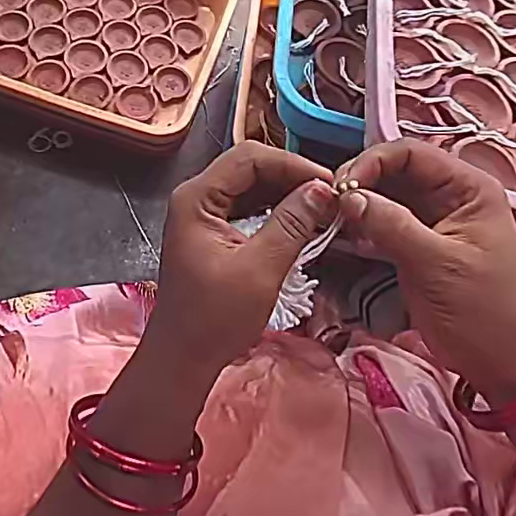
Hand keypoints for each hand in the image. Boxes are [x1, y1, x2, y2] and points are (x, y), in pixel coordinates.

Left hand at [144, 143, 336, 384]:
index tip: (328, 182)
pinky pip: (249, 208)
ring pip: (252, 187)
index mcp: (196, 198)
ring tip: (323, 207)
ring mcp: (204, 213)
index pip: (248, 158)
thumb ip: (291, 225)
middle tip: (331, 195)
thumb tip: (322, 190)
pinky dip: (276, 212)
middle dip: (292, 178)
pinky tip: (303, 221)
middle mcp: (196, 197)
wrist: (184, 356)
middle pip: (250, 168)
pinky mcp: (214, 231)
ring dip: (287, 194)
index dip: (292, 165)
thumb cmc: (213, 318)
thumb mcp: (259, 270)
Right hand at [337, 140, 515, 403]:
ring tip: (334, 221)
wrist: (510, 366)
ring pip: (383, 195)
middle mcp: (448, 196)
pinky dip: (361, 226)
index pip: (410, 153)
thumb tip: (347, 196)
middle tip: (330, 205)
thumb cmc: (488, 312)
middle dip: (359, 183)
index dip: (371, 161)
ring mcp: (431, 220)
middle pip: (392, 170)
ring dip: (357, 205)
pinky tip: (345, 237)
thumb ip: (392, 225)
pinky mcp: (415, 244)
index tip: (341, 187)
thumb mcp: (439, 264)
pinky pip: (381, 221)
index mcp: (467, 188)